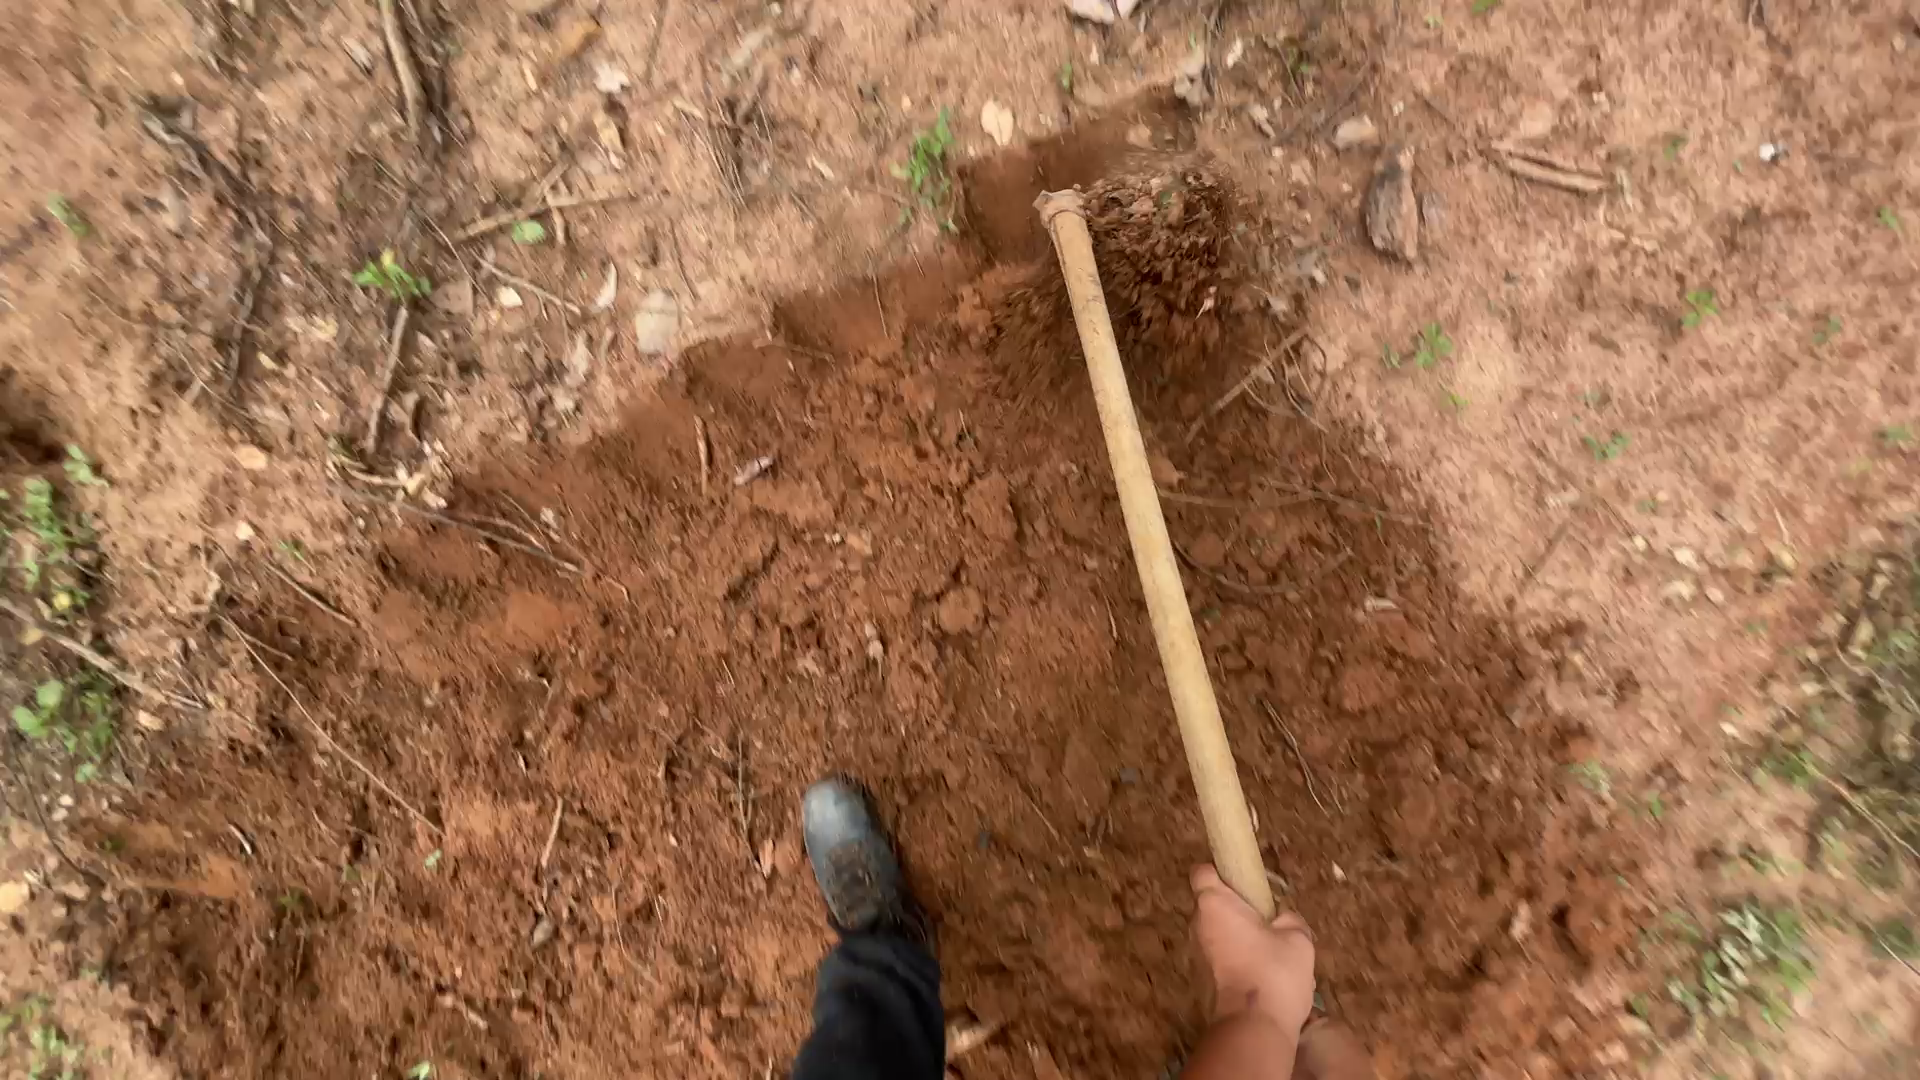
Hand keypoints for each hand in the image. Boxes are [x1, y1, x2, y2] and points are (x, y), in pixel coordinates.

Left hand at [1191, 865, 1315, 1033]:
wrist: (1252, 1027)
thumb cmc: (1272, 972)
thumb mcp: (1297, 939)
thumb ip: (1289, 919)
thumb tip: (1282, 918)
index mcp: (1213, 903)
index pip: (1203, 872)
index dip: (1220, 873)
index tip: (1243, 884)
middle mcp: (1197, 922)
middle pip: (1212, 904)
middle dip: (1236, 910)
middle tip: (1266, 924)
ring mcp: (1195, 951)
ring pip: (1217, 933)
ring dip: (1238, 939)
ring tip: (1269, 956)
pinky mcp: (1201, 977)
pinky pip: (1219, 958)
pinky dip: (1235, 962)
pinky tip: (1261, 978)